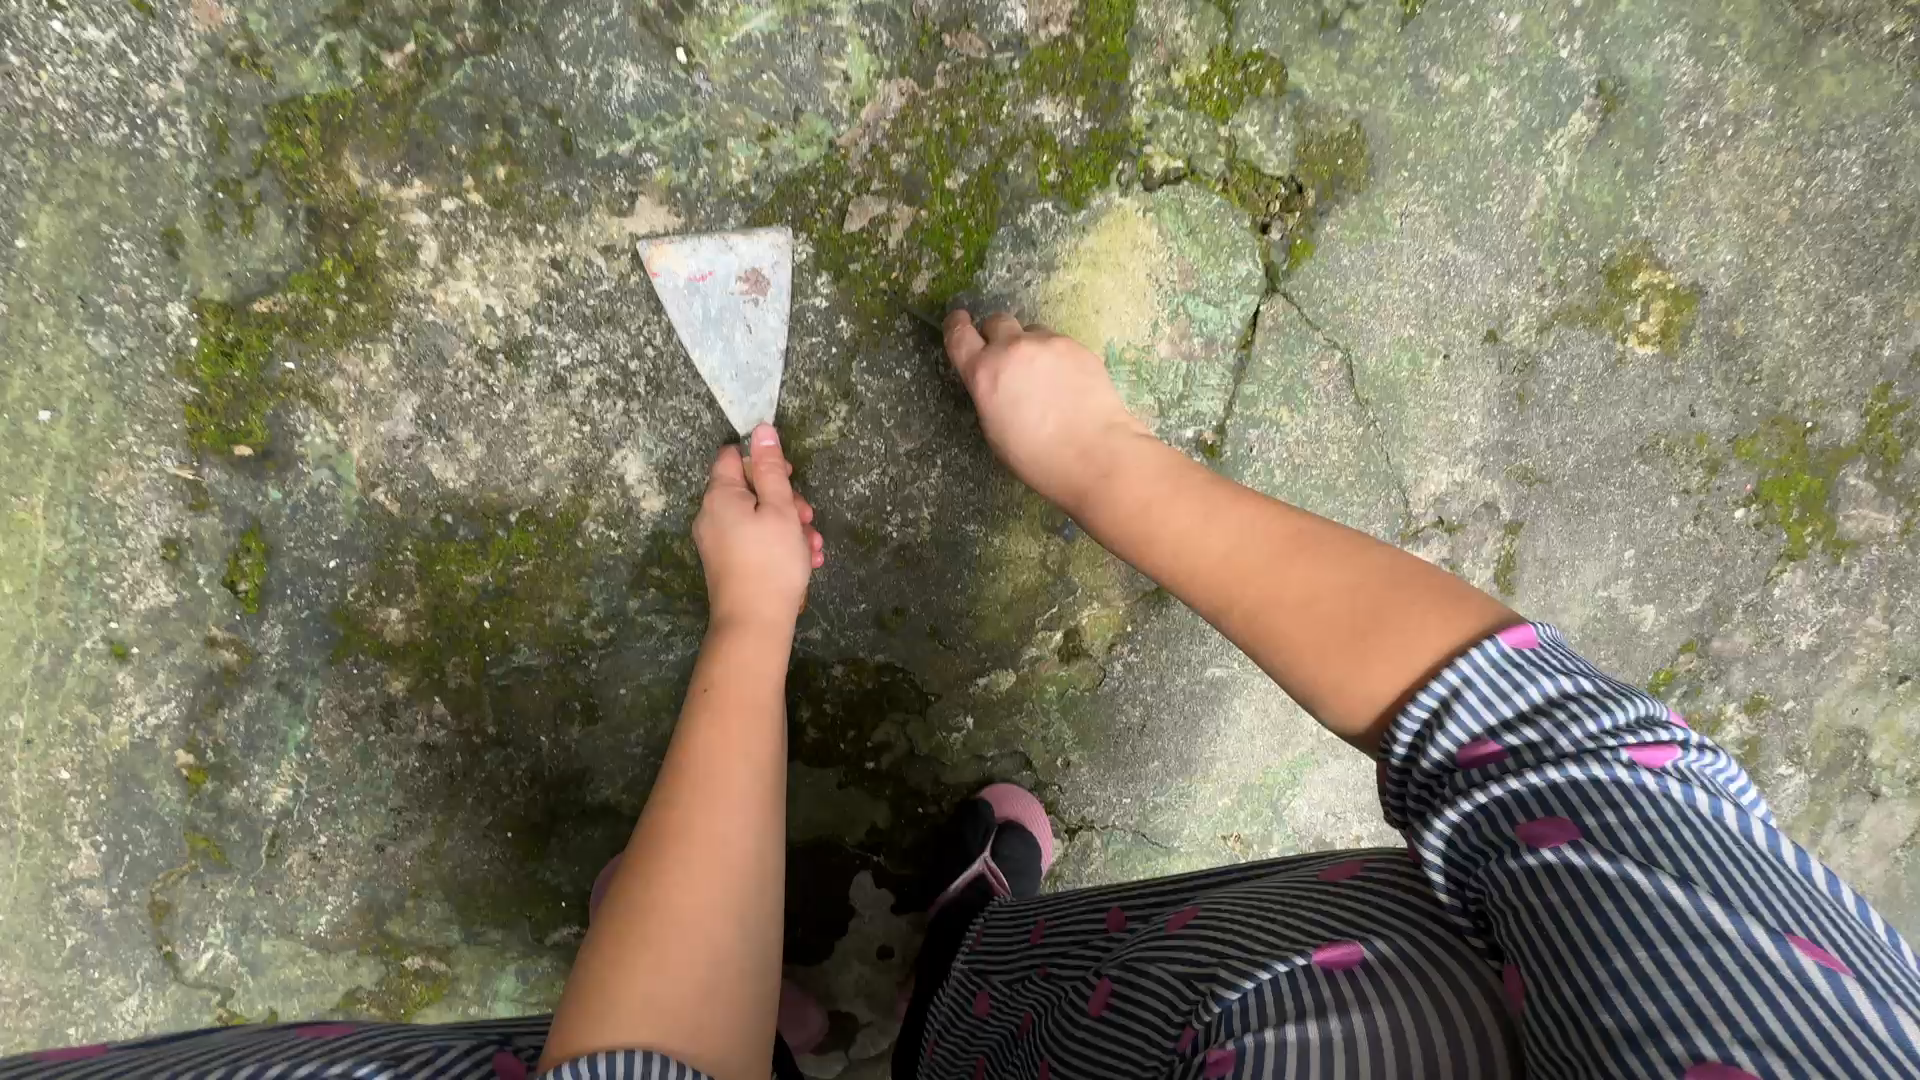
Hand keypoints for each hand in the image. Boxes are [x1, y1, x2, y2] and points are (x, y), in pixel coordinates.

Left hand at [693, 425, 824, 631]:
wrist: (754, 622)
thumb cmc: (771, 560)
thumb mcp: (780, 508)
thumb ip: (772, 468)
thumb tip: (761, 429)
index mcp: (720, 495)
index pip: (734, 456)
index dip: (763, 460)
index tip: (790, 476)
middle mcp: (711, 515)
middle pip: (750, 489)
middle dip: (786, 499)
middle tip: (809, 518)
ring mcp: (717, 541)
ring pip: (758, 518)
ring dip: (790, 526)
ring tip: (814, 547)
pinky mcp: (728, 563)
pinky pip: (754, 541)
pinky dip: (779, 544)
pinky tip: (806, 560)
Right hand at [944, 310, 1155, 511]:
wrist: (1093, 453)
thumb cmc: (1037, 457)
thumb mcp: (994, 431)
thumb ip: (989, 395)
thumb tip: (996, 384)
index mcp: (984, 373)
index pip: (959, 335)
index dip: (956, 325)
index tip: (960, 322)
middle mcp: (1012, 348)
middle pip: (996, 321)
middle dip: (997, 336)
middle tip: (1007, 359)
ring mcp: (1047, 343)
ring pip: (1031, 331)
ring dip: (1030, 347)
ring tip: (1044, 377)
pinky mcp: (1076, 346)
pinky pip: (1058, 343)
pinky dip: (1056, 357)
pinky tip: (1068, 383)